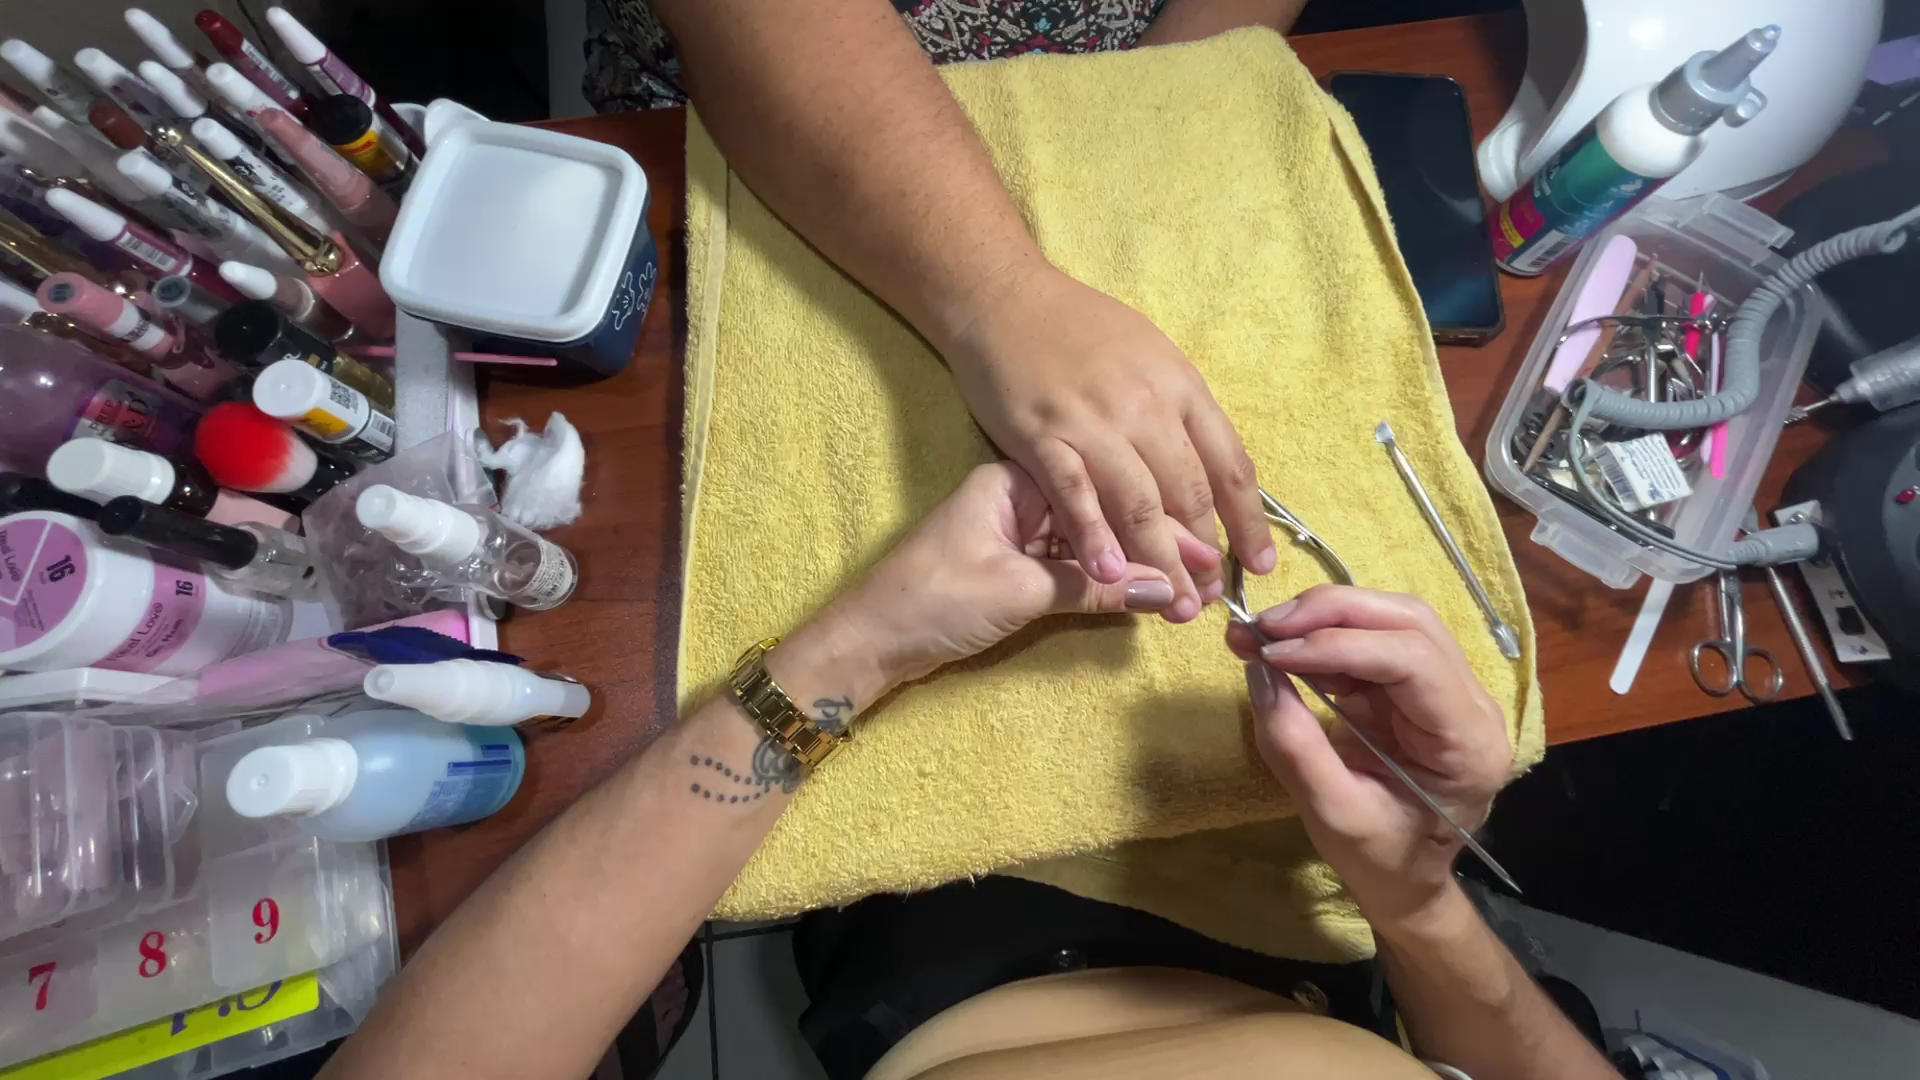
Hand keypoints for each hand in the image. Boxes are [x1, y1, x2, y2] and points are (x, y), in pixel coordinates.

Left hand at [818, 462, 1213, 697]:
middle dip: (1150, 545)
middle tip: (1207, 571)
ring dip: (1130, 566)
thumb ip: (1094, 590)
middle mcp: (1019, 498)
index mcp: (1014, 481)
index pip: (1098, 491)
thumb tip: (1163, 591)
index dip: (1152, 521)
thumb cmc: (935, 599)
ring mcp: (1016, 533)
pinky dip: (1102, 582)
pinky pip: (1069, 567)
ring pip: (1088, 544)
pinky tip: (1140, 591)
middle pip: (1099, 516)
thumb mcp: (1019, 591)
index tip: (1201, 549)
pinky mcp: (1012, 565)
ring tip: (1185, 584)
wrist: (872, 640)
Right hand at [936, 264, 1275, 624]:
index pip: (1228, 464)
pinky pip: (1074, 493)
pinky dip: (1093, 535)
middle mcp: (1144, 406)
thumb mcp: (1147, 353)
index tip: (1259, 564)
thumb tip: (1203, 465)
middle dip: (1203, 554)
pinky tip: (1108, 572)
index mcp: (1178, 385)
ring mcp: (1092, 420)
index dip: (1248, 520)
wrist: (1005, 299)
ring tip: (1170, 605)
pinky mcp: (1041, 435)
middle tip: (1207, 600)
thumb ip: (1175, 409)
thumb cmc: (1078, 326)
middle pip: (1187, 493)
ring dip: (1159, 559)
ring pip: (1138, 502)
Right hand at [1226, 586, 1513, 926]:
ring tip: (1262, 632)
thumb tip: (1258, 671)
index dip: (1336, 644)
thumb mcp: (1330, 812)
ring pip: (1387, 617)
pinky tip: (1279, 647)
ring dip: (1320, 615)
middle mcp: (1468, 701)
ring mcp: (1441, 686)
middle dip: (1328, 612)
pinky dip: (1316, 633)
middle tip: (1262, 626)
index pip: (1411, 659)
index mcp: (1467, 741)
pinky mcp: (1407, 682)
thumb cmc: (1379, 855)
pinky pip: (1365, 637)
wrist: (1403, 875)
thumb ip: (1293, 743)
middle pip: (1406, 620)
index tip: (1271, 653)